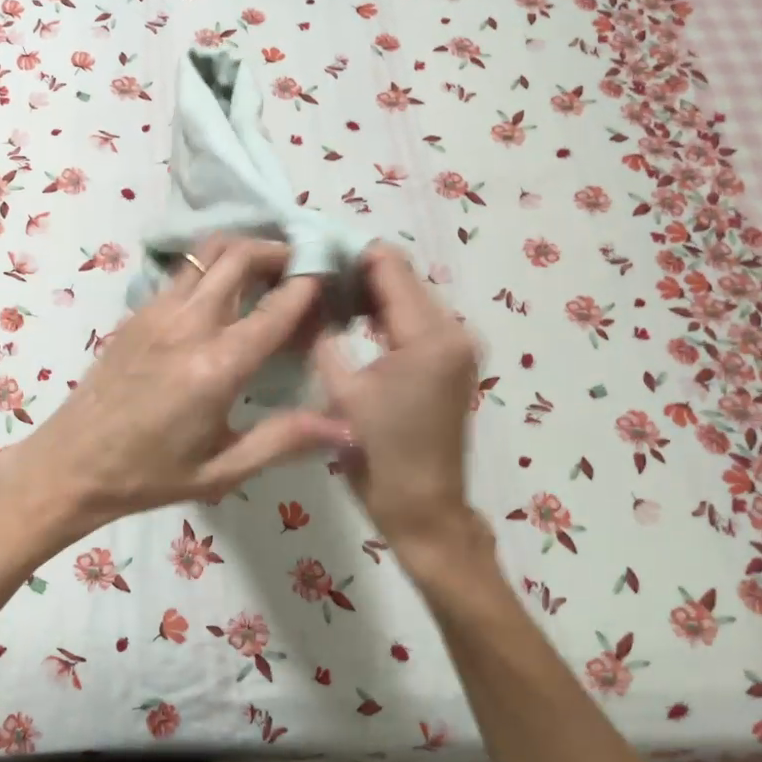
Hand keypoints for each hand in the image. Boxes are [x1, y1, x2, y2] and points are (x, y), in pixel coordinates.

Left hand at [0, 235, 350, 538]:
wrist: (72, 462)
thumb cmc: (149, 474)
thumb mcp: (222, 470)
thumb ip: (284, 439)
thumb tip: (346, 425)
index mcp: (216, 365)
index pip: (277, 306)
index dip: (311, 285)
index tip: (332, 280)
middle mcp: (187, 324)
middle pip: (238, 255)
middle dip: (278, 250)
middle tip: (301, 266)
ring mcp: (156, 312)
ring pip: (205, 252)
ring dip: (241, 249)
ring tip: (265, 269)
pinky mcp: (136, 313)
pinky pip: (181, 272)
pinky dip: (209, 266)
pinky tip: (221, 292)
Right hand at [314, 246, 487, 577]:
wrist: (422, 508)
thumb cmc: (379, 453)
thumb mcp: (341, 390)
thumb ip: (323, 334)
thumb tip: (303, 294)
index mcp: (431, 335)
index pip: (390, 266)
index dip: (348, 253)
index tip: (307, 253)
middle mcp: (455, 331)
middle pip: (402, 277)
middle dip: (356, 270)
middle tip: (308, 276)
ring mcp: (458, 346)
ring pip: (407, 296)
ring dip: (368, 291)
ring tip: (321, 294)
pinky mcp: (451, 361)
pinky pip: (413, 320)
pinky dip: (382, 312)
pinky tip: (349, 318)